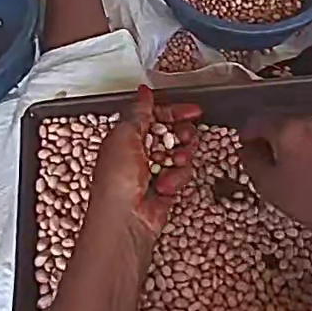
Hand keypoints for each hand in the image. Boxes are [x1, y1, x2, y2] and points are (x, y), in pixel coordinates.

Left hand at [84, 86, 199, 244]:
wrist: (125, 219)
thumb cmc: (117, 181)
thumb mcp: (125, 136)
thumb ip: (139, 112)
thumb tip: (144, 91)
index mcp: (127, 135)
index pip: (155, 116)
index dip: (174, 111)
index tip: (193, 111)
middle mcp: (141, 151)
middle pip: (173, 132)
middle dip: (183, 135)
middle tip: (186, 139)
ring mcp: (155, 169)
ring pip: (182, 152)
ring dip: (181, 157)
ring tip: (175, 163)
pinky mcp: (167, 185)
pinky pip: (183, 173)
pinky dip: (177, 178)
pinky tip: (165, 185)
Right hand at [239, 115, 311, 252]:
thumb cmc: (303, 198)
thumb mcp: (266, 182)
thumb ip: (251, 159)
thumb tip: (246, 148)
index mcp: (287, 128)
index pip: (259, 122)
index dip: (246, 132)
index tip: (242, 142)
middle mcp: (307, 123)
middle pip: (278, 121)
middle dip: (265, 135)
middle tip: (255, 152)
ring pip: (295, 129)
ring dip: (283, 140)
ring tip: (275, 160)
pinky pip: (309, 137)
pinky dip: (299, 145)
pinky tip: (295, 163)